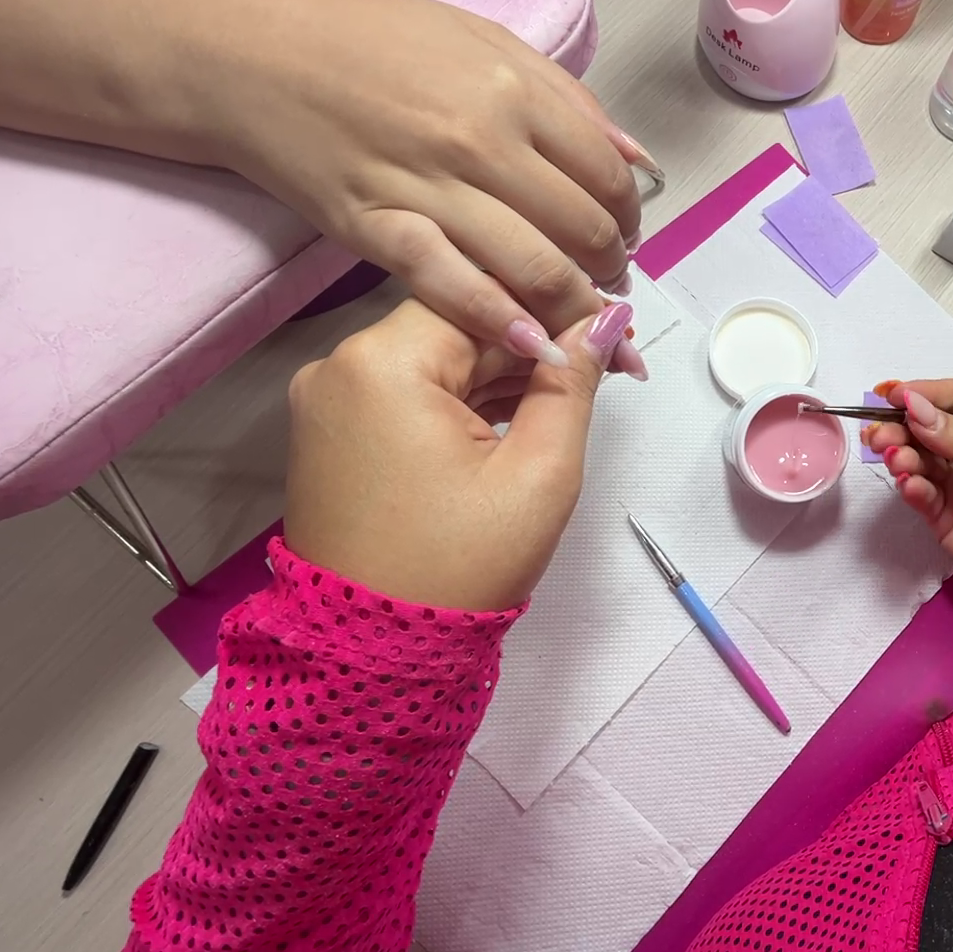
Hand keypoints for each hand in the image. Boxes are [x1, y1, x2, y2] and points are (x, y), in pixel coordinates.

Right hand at [203, 0, 658, 364]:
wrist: (242, 52)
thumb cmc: (368, 41)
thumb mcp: (482, 39)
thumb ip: (569, 100)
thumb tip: (639, 161)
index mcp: (512, 91)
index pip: (608, 178)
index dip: (632, 218)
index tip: (626, 234)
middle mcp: (480, 141)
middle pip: (585, 231)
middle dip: (612, 267)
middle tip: (609, 277)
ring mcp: (428, 190)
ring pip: (535, 268)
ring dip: (576, 303)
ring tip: (582, 309)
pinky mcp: (379, 230)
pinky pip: (455, 286)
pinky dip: (504, 320)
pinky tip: (535, 342)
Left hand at [281, 297, 632, 610]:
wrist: (375, 651)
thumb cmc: (465, 561)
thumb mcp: (539, 471)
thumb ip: (572, 384)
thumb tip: (603, 320)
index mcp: (383, 364)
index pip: (485, 300)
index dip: (559, 313)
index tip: (618, 338)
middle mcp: (342, 365)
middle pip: (462, 325)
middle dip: (539, 345)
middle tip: (612, 366)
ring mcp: (334, 398)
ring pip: (444, 357)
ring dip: (510, 371)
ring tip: (576, 389)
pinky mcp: (340, 429)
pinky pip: (418, 390)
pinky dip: (471, 396)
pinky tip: (526, 408)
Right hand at [865, 380, 952, 576]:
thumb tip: (916, 409)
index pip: (950, 400)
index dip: (921, 394)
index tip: (892, 394)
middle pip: (924, 428)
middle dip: (898, 426)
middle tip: (879, 433)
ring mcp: (952, 481)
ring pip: (916, 459)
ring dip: (900, 455)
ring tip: (896, 459)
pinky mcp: (941, 513)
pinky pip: (919, 494)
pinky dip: (910, 487)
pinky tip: (910, 485)